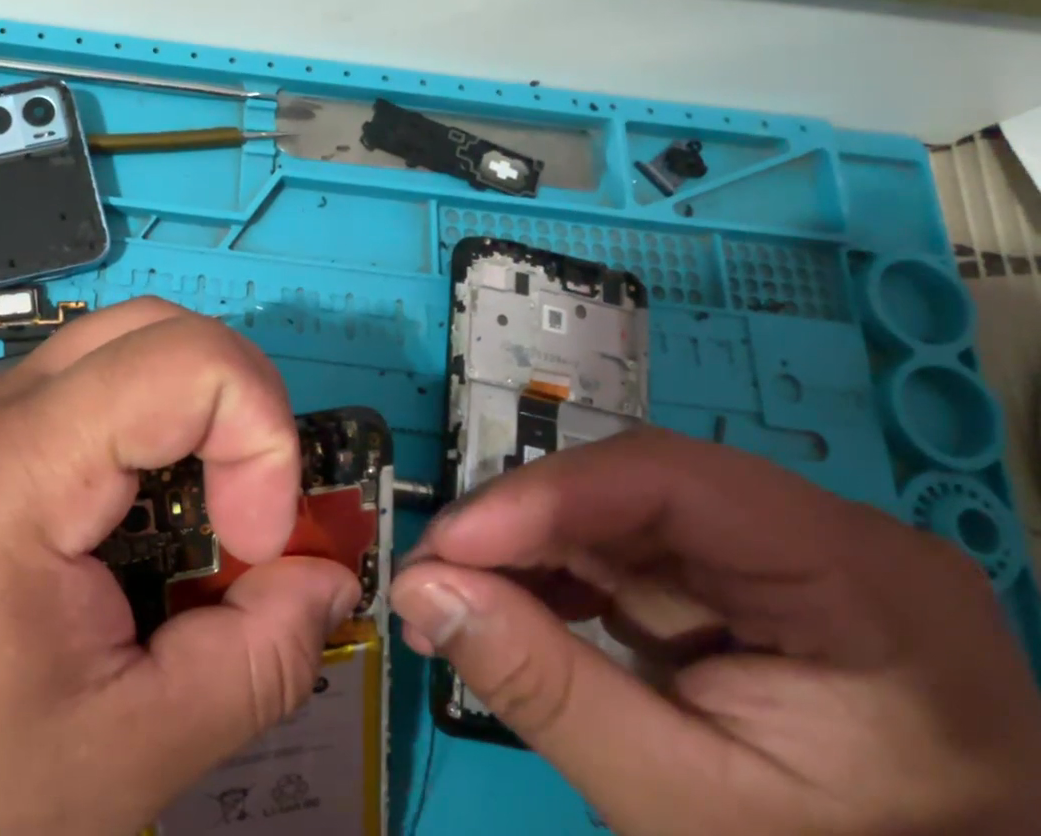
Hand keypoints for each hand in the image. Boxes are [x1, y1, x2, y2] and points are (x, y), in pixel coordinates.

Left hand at [0, 298, 361, 833]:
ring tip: (194, 544)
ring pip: (122, 358)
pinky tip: (133, 544)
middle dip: (237, 413)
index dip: (261, 437)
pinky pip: (84, 404)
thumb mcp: (130, 747)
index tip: (255, 547)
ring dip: (191, 430)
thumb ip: (257, 660)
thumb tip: (323, 582)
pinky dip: (143, 447)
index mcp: (21, 465)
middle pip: (158, 332)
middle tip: (244, 528)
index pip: (189, 358)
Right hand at [394, 428, 1040, 834]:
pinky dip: (551, 577)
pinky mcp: (739, 578)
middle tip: (425, 580)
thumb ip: (545, 690)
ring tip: (448, 604)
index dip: (546, 496)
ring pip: (613, 512)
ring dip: (521, 551)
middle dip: (516, 528)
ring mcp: (782, 554)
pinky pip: (622, 550)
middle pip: (636, 489)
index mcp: (865, 583)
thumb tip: (416, 589)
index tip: (445, 547)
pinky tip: (507, 614)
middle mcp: (828, 537)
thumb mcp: (679, 799)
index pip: (679, 483)